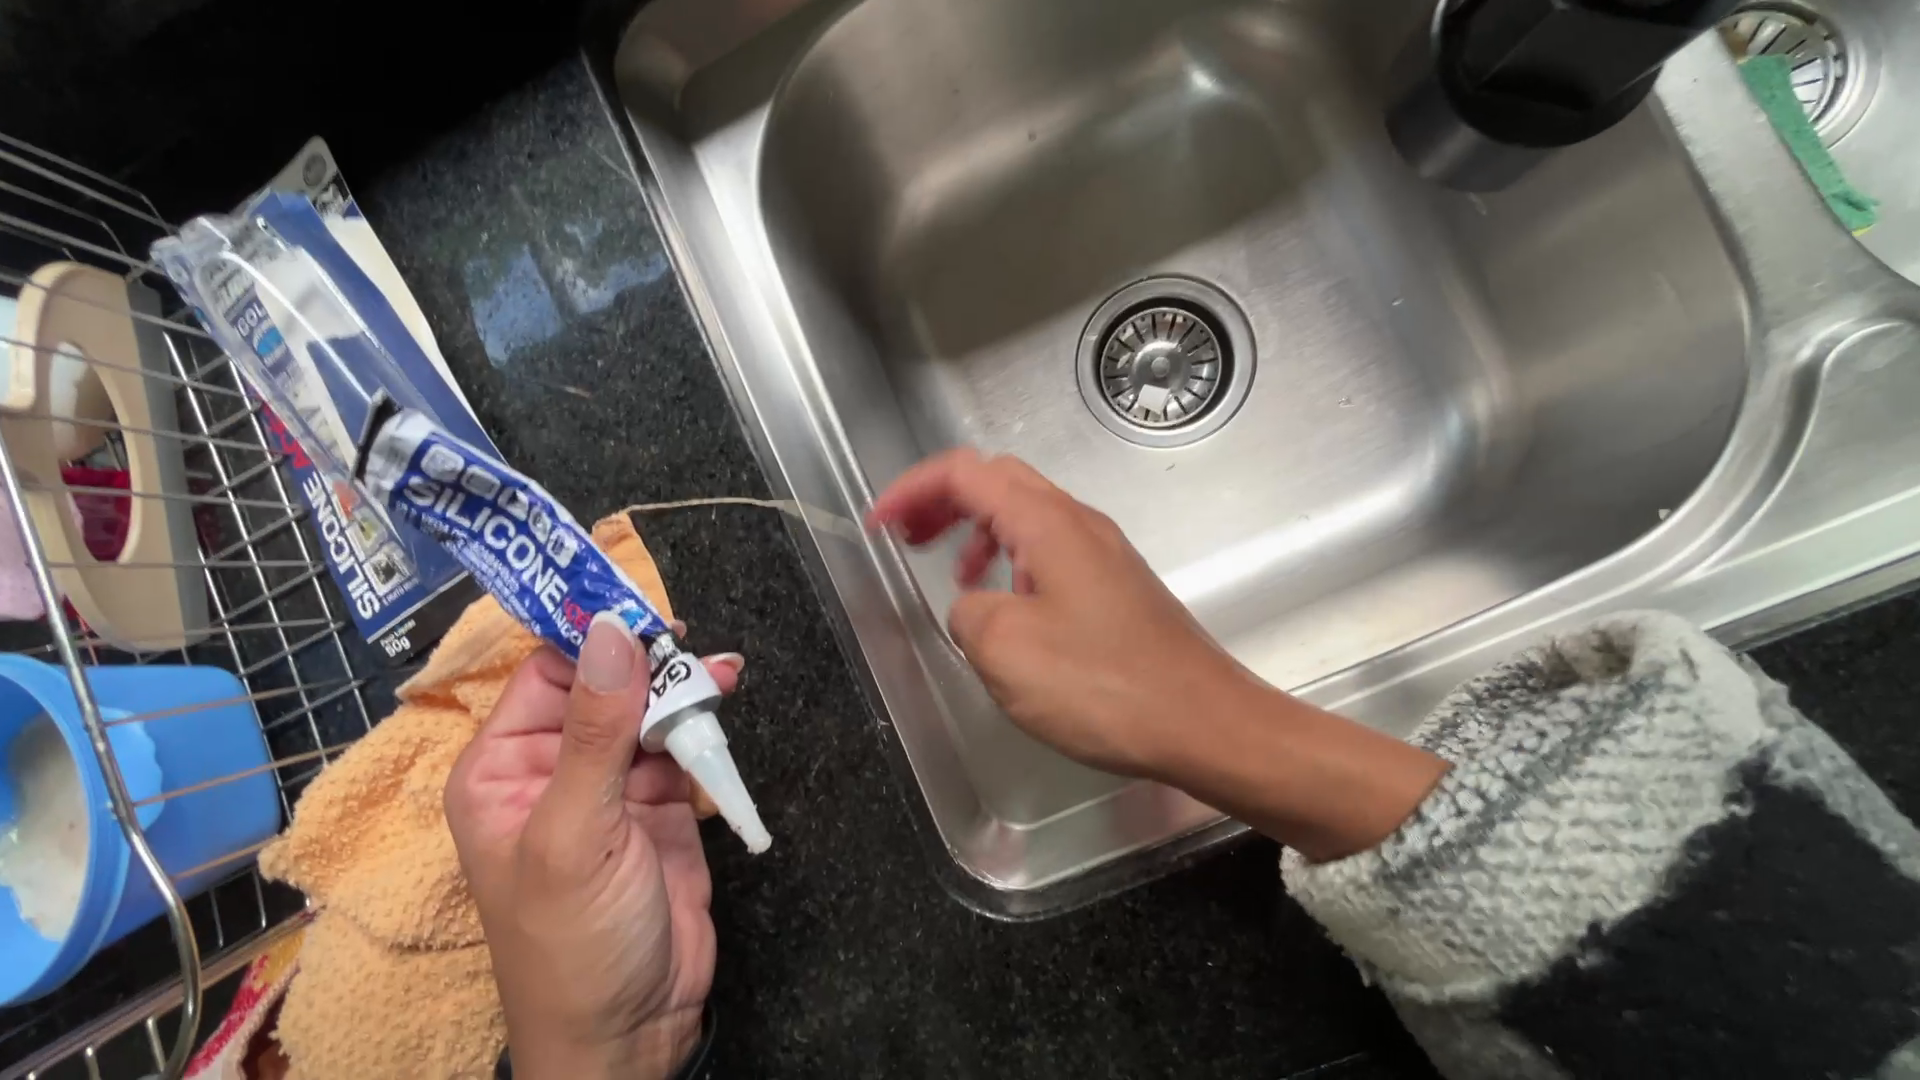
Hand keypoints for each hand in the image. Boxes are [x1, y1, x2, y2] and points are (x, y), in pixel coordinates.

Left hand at [445, 614, 743, 1078]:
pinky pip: (681, 745)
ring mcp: (614, 785)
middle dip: (649, 662)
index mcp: (506, 769)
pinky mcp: (662, 803)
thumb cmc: (576, 939)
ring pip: (649, 711)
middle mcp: (556, 766)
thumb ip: (597, 731)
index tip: (641, 608)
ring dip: (684, 690)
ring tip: (724, 672)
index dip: (591, 636)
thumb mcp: (578, 833)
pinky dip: (705, 725)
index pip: (546, 675)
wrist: (635, 1028)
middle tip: (691, 642)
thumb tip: (611, 631)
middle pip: (606, 685)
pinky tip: (727, 702)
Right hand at [868, 449, 1446, 860]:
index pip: (965, 473)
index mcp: (1048, 523)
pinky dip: (1011, 563)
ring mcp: (1103, 554)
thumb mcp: (1006, 650)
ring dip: (978, 531)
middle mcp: (1079, 523)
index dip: (912, 489)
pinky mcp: (1116, 587)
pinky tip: (1007, 610)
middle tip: (907, 536)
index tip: (877, 524)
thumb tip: (973, 605)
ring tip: (953, 577)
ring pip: (1026, 515)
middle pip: (998, 481)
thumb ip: (967, 613)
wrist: (1204, 723)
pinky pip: (1049, 551)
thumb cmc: (1103, 684)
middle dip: (943, 501)